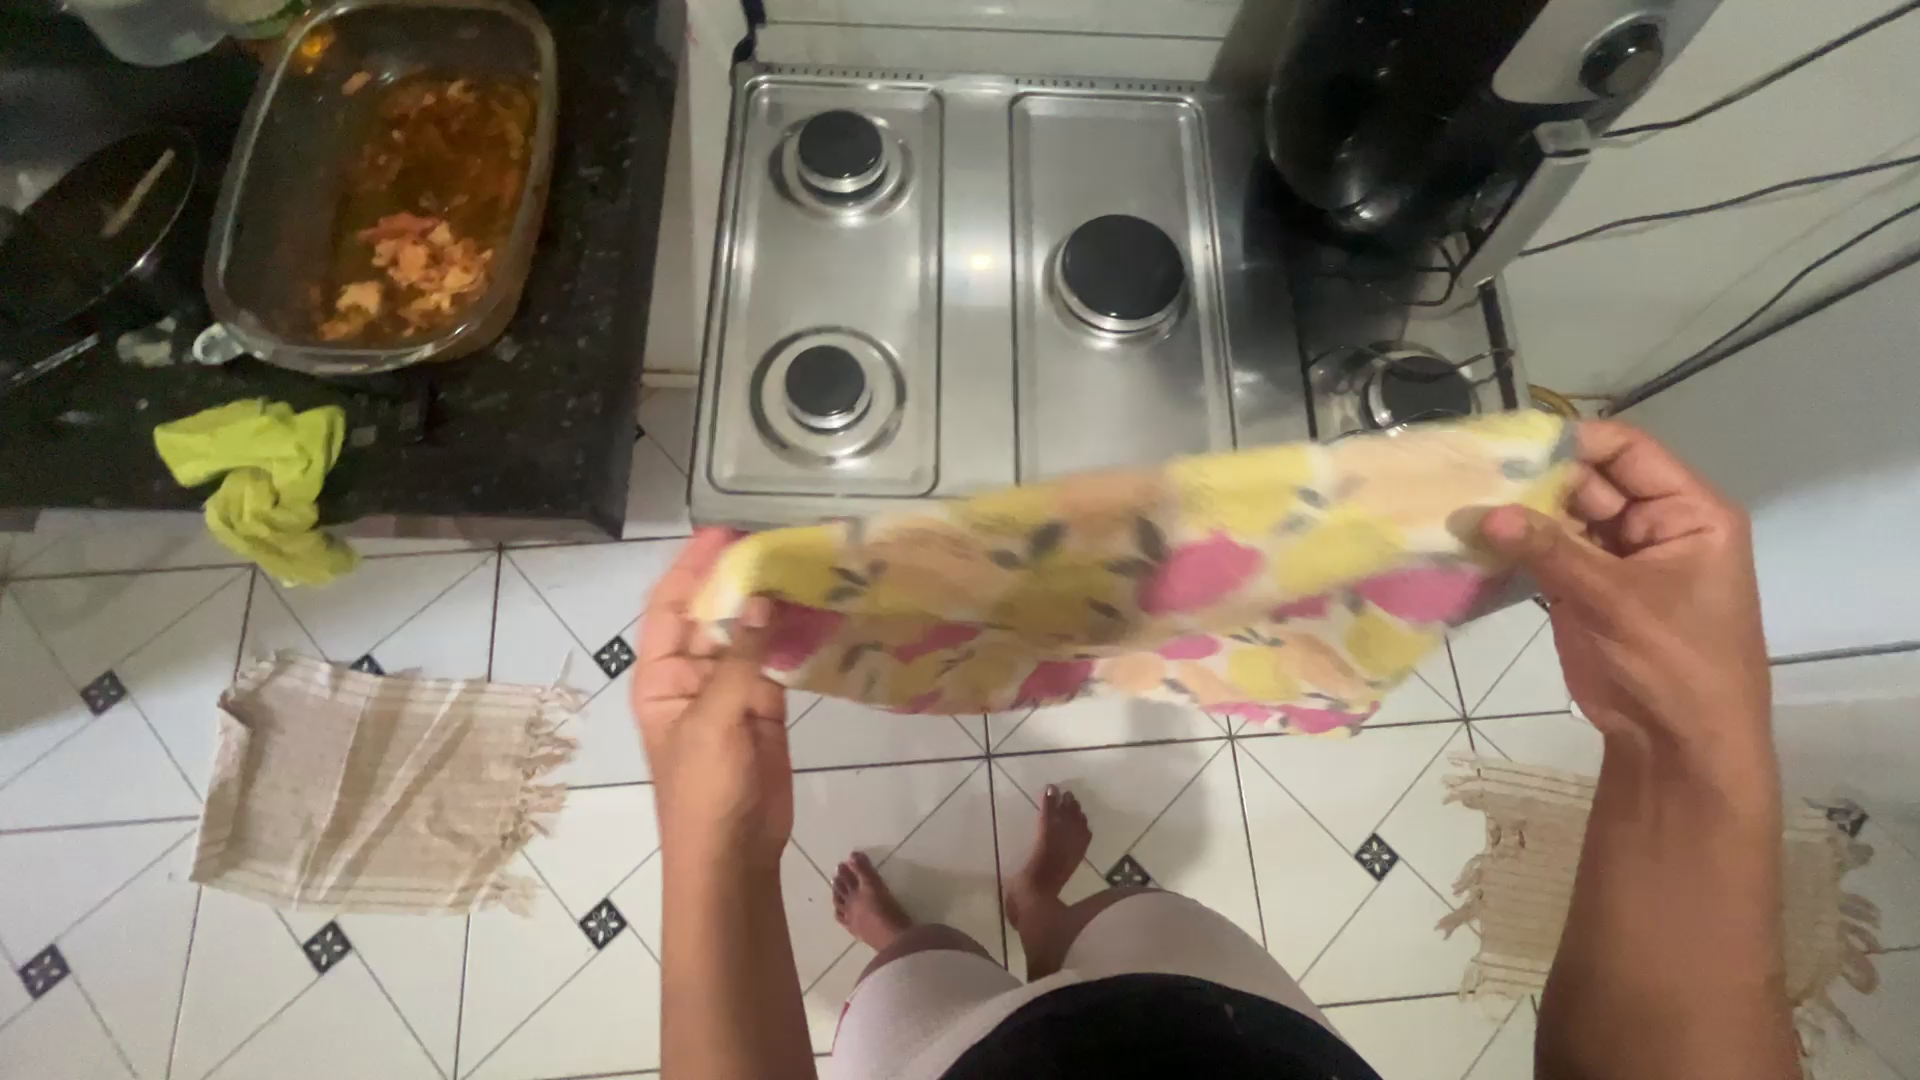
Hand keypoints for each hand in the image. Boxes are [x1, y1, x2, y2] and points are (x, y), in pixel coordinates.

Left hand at [632, 528, 791, 865]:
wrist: (734, 853)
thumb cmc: (703, 790)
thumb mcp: (713, 721)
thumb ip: (740, 659)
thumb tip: (761, 598)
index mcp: (661, 675)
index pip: (670, 606)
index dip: (693, 568)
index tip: (724, 534)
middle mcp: (694, 672)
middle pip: (713, 612)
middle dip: (738, 577)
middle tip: (776, 541)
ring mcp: (732, 687)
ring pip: (749, 632)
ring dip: (770, 602)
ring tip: (802, 565)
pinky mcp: (766, 702)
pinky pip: (778, 658)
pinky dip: (794, 635)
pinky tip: (817, 610)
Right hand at [1478, 420, 1770, 767]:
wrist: (1674, 738)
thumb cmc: (1673, 662)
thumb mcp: (1615, 600)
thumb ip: (1549, 551)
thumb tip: (1483, 514)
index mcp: (1686, 514)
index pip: (1628, 453)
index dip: (1573, 443)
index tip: (1508, 446)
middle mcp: (1650, 525)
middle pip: (1585, 481)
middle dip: (1530, 480)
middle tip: (1467, 476)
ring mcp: (1612, 555)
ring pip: (1557, 515)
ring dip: (1513, 513)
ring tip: (1458, 503)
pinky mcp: (1579, 584)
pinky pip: (1541, 550)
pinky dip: (1509, 545)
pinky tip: (1469, 538)